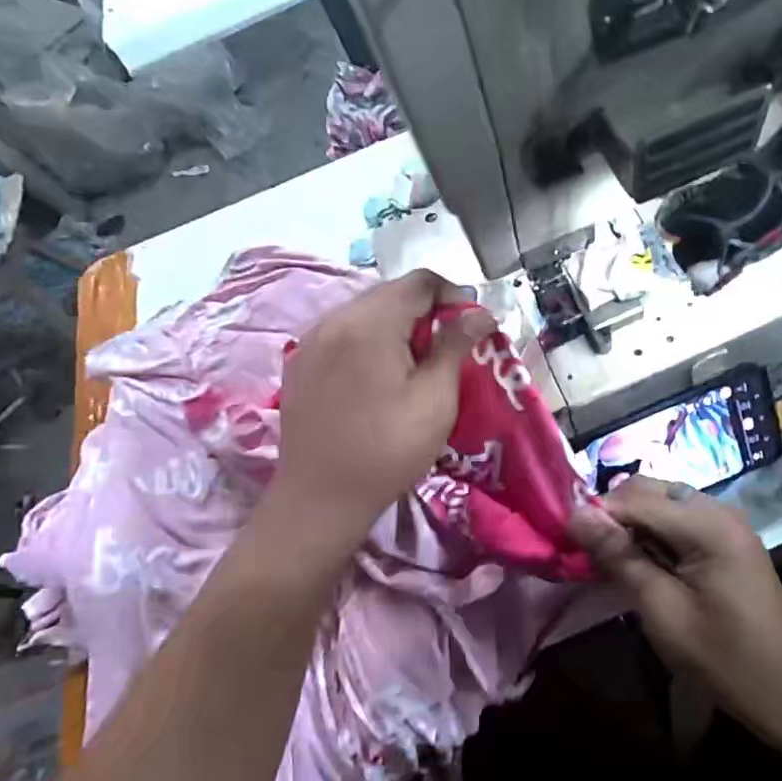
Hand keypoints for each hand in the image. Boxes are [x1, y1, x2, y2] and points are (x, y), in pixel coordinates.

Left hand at [276, 269, 495, 528]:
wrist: (320, 499)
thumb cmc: (388, 451)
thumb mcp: (435, 400)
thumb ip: (456, 346)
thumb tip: (480, 313)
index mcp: (370, 323)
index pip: (420, 281)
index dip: (454, 295)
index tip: (472, 327)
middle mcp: (335, 318)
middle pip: (391, 292)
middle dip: (427, 311)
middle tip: (450, 349)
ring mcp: (312, 339)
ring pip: (366, 311)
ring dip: (399, 325)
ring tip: (417, 365)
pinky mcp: (301, 361)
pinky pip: (344, 332)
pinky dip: (371, 340)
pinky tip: (381, 377)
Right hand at [569, 478, 781, 736]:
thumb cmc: (720, 656)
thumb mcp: (662, 610)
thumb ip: (620, 556)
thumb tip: (577, 515)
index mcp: (708, 524)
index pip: (638, 497)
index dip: (598, 511)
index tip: (566, 537)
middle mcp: (720, 510)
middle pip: (652, 490)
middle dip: (615, 513)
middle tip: (588, 550)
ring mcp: (728, 523)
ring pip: (664, 502)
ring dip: (633, 523)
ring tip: (610, 558)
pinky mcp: (728, 540)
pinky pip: (681, 520)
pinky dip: (654, 533)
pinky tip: (641, 561)